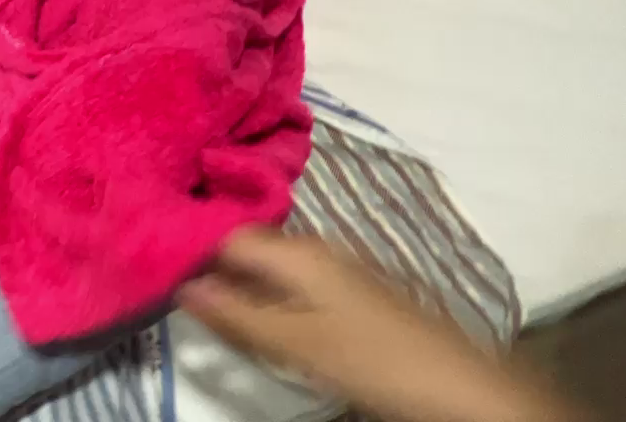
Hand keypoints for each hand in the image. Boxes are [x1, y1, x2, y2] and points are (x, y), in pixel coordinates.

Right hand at [178, 229, 584, 421]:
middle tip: (174, 280)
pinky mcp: (349, 289)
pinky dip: (264, 289)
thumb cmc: (376, 360)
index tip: (153, 256)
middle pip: (244, 243)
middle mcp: (312, 245)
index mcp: (296, 247)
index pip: (223, 231)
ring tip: (206, 297)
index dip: (187, 242)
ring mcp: (335, 265)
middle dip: (209, 259)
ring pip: (267, 261)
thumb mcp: (300, 343)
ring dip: (236, 276)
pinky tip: (257, 311)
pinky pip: (288, 277)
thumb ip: (238, 314)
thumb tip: (180, 285)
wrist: (472, 394)